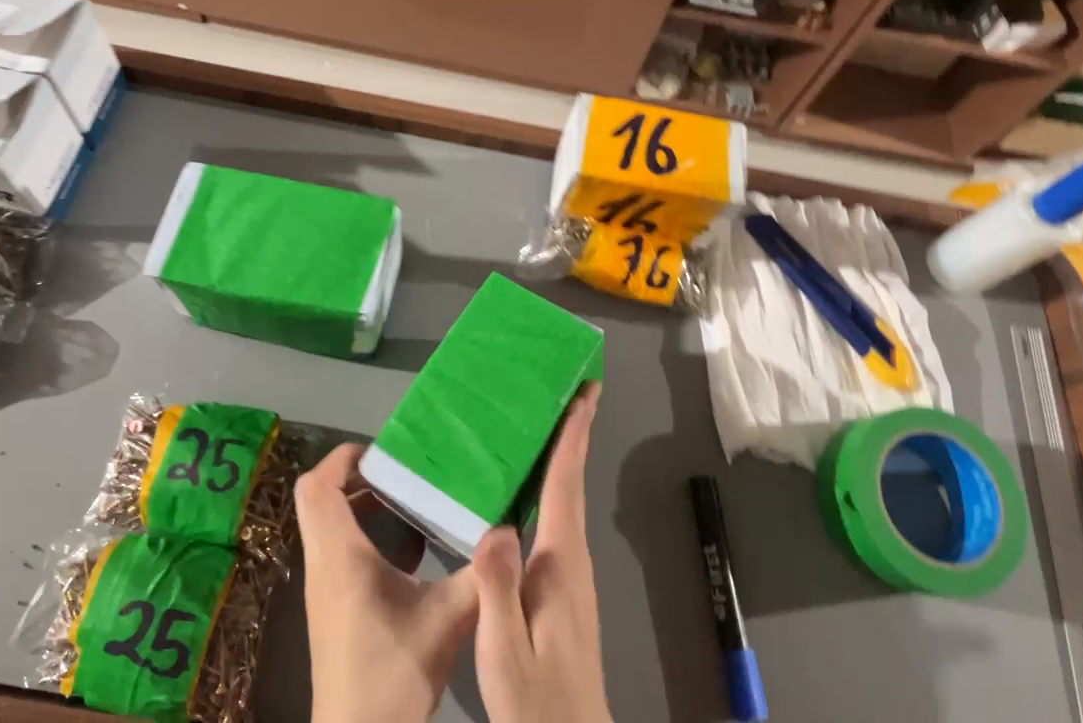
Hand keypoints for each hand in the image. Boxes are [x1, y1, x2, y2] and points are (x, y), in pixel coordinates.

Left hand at [297, 443, 478, 722]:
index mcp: (339, 555)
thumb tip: (510, 534)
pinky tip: (414, 556)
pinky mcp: (333, 611)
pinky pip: (341, 556)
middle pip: (321, 502)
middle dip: (361, 481)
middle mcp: (323, 566)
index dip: (341, 460)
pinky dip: (369, 541)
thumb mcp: (448, 615)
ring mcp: (324, 591)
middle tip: (407, 476)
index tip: (384, 455)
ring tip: (414, 506)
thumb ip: (480, 572)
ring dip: (365, 511)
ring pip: (331, 530)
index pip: (316, 486)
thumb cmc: (394, 668)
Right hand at [474, 386, 612, 722]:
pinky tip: (527, 491)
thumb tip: (498, 523)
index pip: (566, 486)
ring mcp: (570, 575)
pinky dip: (550, 490)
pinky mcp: (561, 589)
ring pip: (566, 502)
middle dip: (574, 436)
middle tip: (571, 390)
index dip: (573, 437)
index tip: (584, 393)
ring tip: (546, 424)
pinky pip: (556, 521)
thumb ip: (500, 585)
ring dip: (563, 459)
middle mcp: (571, 559)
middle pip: (572, 485)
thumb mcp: (504, 647)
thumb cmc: (535, 696)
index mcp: (560, 563)